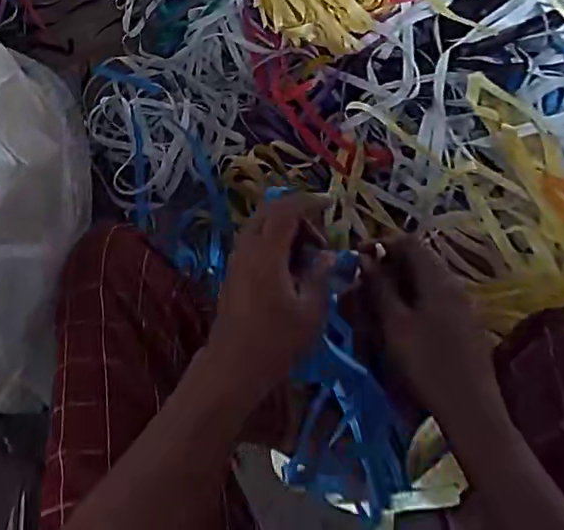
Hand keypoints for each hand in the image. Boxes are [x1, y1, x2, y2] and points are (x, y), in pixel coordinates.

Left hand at [207, 193, 332, 398]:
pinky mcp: (234, 269)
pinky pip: (255, 241)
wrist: (234, 361)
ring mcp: (236, 257)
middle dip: (296, 215)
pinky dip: (274, 241)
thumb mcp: (310, 312)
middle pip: (269, 213)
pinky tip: (292, 267)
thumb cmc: (277, 341)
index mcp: (265, 252)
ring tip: (310, 256)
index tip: (329, 203)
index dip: (307, 202)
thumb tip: (326, 255)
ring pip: (260, 226)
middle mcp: (246, 247)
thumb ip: (320, 277)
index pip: (284, 211)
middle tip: (321, 238)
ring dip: (285, 229)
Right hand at [359, 235, 499, 427]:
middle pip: (418, 260)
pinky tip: (400, 320)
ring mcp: (464, 307)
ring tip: (376, 300)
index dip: (381, 242)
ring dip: (399, 282)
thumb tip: (365, 257)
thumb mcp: (393, 323)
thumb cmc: (427, 363)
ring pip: (426, 280)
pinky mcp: (466, 326)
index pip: (409, 242)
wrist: (472, 413)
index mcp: (438, 280)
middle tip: (363, 280)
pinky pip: (435, 298)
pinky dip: (413, 298)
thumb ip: (379, 285)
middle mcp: (454, 286)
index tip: (358, 256)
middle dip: (388, 264)